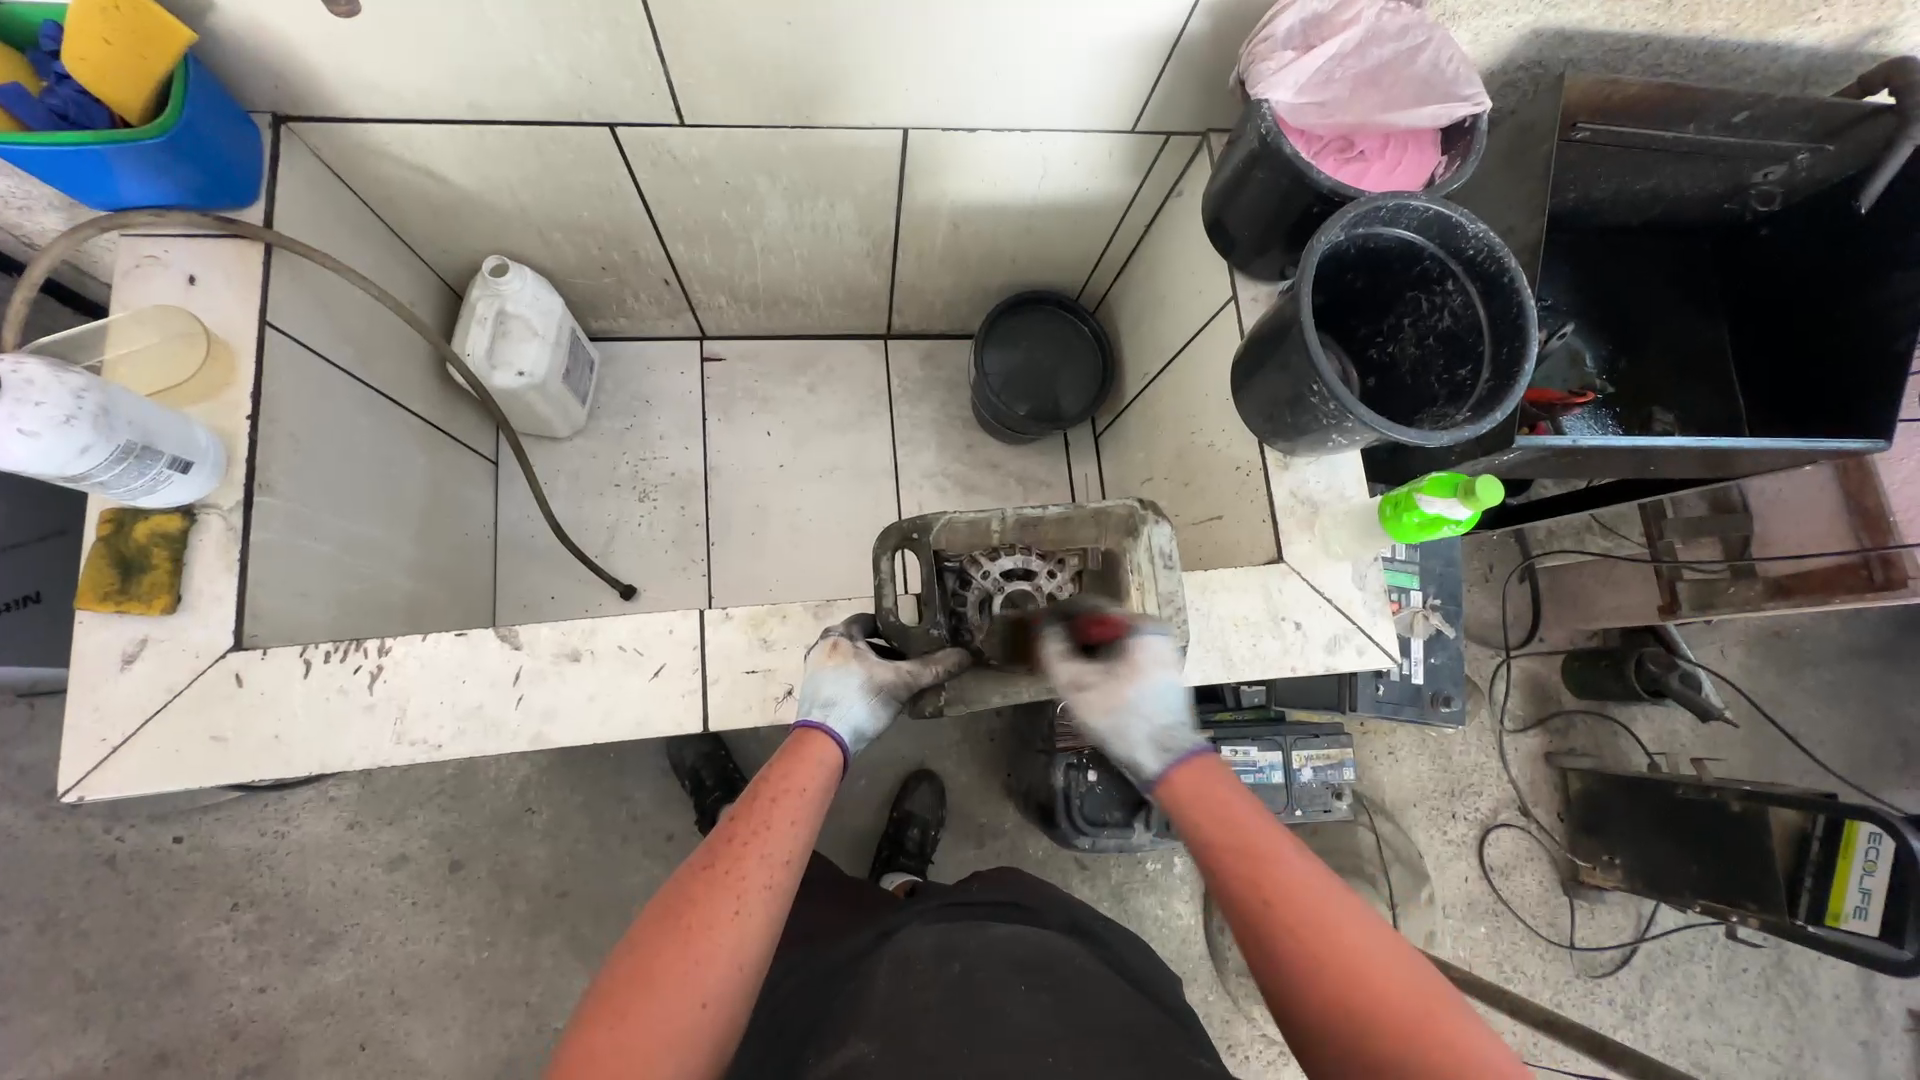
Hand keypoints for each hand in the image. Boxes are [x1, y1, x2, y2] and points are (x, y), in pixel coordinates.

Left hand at [793, 613, 970, 769]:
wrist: (823, 742)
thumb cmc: (860, 700)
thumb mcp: (901, 682)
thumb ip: (932, 668)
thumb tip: (964, 656)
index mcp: (839, 634)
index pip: (869, 620)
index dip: (891, 627)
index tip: (911, 636)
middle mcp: (823, 647)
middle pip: (860, 641)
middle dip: (884, 650)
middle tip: (908, 660)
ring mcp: (815, 671)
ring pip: (851, 661)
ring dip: (872, 667)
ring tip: (897, 680)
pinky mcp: (814, 694)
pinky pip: (842, 678)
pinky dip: (860, 682)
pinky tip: (877, 697)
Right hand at [1036, 614, 1207, 788]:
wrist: (1166, 760)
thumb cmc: (1120, 718)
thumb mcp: (1075, 683)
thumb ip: (1053, 648)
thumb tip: (1042, 624)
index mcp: (1140, 625)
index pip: (1088, 606)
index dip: (1058, 616)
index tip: (1037, 628)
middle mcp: (1155, 631)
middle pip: (1102, 625)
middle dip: (1074, 638)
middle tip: (1050, 654)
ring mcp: (1163, 652)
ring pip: (1113, 643)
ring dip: (1088, 654)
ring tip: (1065, 670)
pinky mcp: (1163, 673)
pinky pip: (1126, 658)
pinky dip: (1105, 665)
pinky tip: (1089, 685)